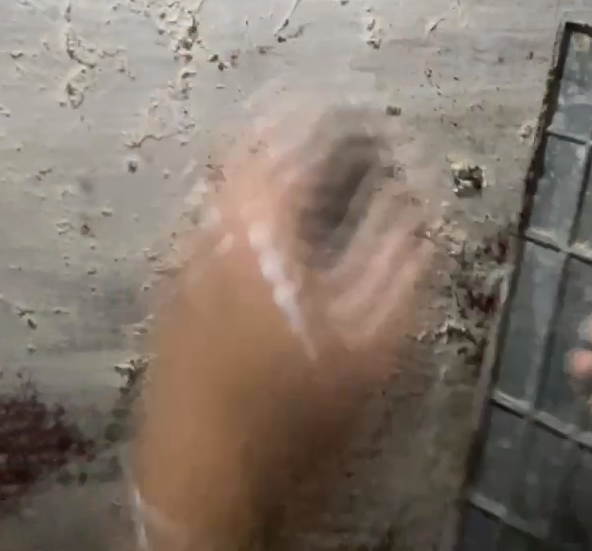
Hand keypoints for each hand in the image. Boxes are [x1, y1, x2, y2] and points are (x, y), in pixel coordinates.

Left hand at [131, 108, 431, 548]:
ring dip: (265, 144)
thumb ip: (403, 257)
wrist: (203, 484)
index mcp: (266, 231)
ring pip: (223, 170)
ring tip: (302, 139)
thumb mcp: (373, 340)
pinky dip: (242, 182)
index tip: (364, 107)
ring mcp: (185, 254)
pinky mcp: (173, 281)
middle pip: (250, 140)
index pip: (298, 138)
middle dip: (294, 114)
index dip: (337, 113)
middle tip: (330, 109)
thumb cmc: (296, 413)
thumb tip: (418, 199)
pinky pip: (209, 204)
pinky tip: (267, 202)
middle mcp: (214, 228)